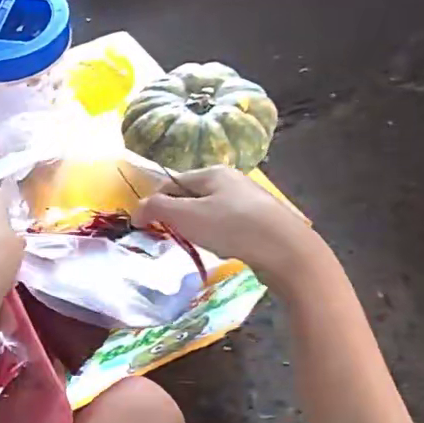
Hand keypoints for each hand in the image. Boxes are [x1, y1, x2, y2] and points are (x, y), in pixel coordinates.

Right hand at [138, 167, 325, 286]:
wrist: (287, 250)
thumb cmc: (232, 228)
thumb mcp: (187, 216)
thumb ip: (157, 209)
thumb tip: (136, 211)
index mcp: (212, 171)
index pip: (171, 183)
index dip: (154, 203)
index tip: (146, 227)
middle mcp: (232, 180)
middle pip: (190, 197)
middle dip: (178, 218)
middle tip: (175, 239)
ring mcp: (249, 200)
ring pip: (210, 212)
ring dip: (199, 229)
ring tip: (204, 245)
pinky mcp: (262, 221)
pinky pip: (228, 225)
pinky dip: (220, 237)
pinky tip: (227, 249)